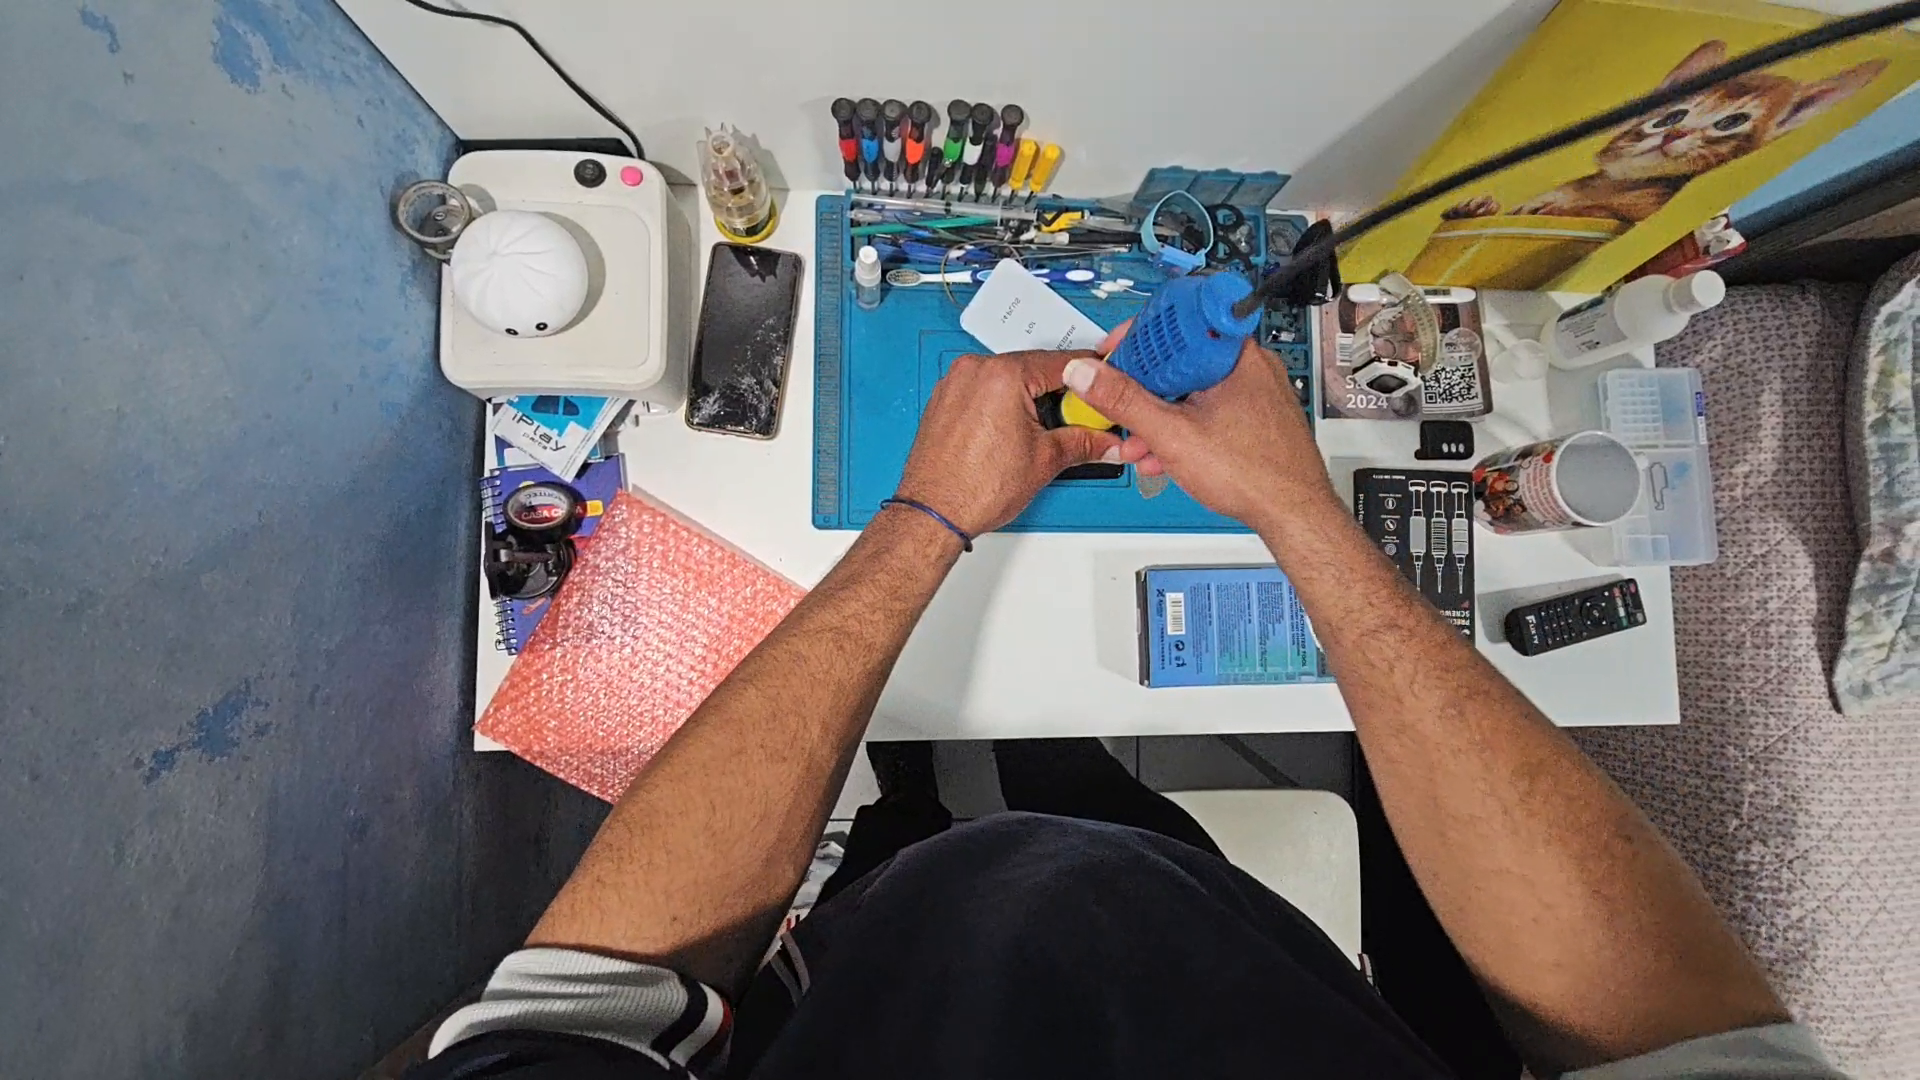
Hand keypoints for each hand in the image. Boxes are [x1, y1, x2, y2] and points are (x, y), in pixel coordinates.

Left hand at [895, 351, 1123, 535]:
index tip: (1104, 384)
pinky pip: (982, 392)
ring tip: (1041, 432)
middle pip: (1032, 369)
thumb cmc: (975, 490)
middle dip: (1058, 393)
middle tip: (1078, 418)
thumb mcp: (1045, 461)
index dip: (1091, 376)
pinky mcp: (942, 401)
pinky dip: (1001, 405)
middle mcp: (973, 371)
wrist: (933, 514)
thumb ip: (1084, 443)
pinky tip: (1011, 433)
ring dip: (1028, 399)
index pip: (1062, 363)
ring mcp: (954, 384)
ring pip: (1005, 380)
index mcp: (1003, 375)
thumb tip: (1107, 441)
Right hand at [1062, 325, 1337, 532]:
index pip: (1175, 325)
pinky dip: (1181, 428)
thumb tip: (1088, 375)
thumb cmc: (1254, 473)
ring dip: (1157, 416)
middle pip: (1179, 361)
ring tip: (1137, 443)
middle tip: (1118, 405)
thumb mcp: (1171, 434)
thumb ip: (1124, 401)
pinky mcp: (1253, 416)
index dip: (1137, 340)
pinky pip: (1207, 410)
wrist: (1292, 512)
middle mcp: (1248, 366)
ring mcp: (1253, 392)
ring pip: (1191, 391)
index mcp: (1233, 354)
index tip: (1113, 356)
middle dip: (1142, 390)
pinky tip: (1163, 455)